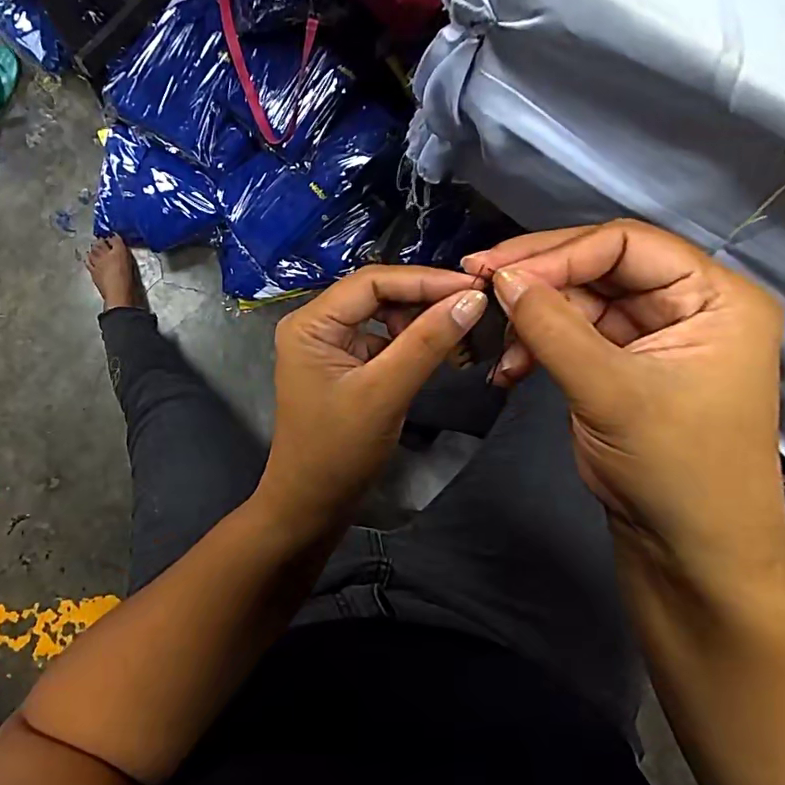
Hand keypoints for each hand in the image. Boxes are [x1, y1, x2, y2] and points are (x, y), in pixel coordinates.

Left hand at [261, 265, 486, 528]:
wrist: (310, 504)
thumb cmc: (338, 451)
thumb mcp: (385, 393)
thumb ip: (427, 343)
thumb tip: (472, 299)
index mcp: (309, 323)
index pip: (371, 281)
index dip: (424, 279)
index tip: (474, 287)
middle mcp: (314, 324)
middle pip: (375, 293)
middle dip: (423, 298)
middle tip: (474, 305)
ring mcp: (327, 344)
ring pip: (380, 314)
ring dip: (418, 319)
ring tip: (458, 330)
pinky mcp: (342, 363)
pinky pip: (380, 338)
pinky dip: (409, 341)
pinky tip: (436, 349)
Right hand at [463, 221, 784, 579]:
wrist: (688, 550)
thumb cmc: (676, 468)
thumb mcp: (611, 391)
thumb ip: (552, 326)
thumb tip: (500, 277)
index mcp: (714, 298)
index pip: (626, 244)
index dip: (558, 253)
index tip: (496, 272)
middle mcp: (686, 304)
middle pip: (596, 265)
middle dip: (535, 280)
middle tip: (477, 285)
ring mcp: (650, 332)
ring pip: (574, 298)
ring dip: (529, 320)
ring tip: (500, 353)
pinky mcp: (619, 359)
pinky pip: (567, 331)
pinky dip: (534, 345)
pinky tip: (509, 371)